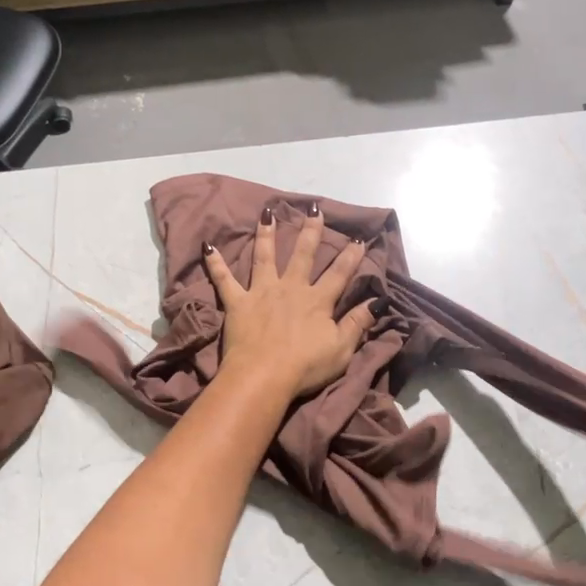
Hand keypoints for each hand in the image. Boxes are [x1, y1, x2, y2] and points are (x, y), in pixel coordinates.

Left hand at [203, 206, 376, 397]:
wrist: (263, 376)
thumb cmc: (305, 366)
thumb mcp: (341, 349)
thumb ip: (357, 323)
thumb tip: (377, 301)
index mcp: (318, 300)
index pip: (339, 273)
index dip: (351, 255)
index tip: (359, 237)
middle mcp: (290, 288)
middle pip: (303, 254)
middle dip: (310, 231)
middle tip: (314, 209)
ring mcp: (262, 292)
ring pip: (264, 256)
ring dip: (266, 233)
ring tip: (267, 212)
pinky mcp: (237, 302)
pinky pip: (224, 280)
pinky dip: (215, 264)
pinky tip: (207, 247)